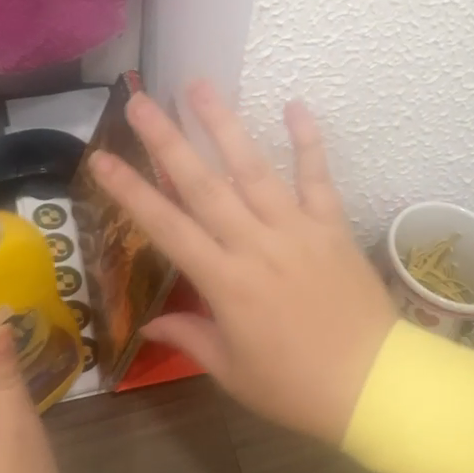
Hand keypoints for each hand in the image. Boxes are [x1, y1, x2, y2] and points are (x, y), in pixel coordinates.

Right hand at [90, 81, 396, 444]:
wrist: (371, 384)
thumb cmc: (295, 387)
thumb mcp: (233, 372)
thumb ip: (191, 337)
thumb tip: (150, 322)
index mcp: (225, 283)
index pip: (166, 228)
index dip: (130, 192)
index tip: (101, 158)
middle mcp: (255, 245)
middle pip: (203, 185)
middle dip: (167, 141)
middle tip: (141, 101)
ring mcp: (295, 228)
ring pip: (252, 169)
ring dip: (224, 125)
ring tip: (200, 86)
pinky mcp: (331, 224)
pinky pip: (317, 176)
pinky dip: (307, 140)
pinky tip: (295, 105)